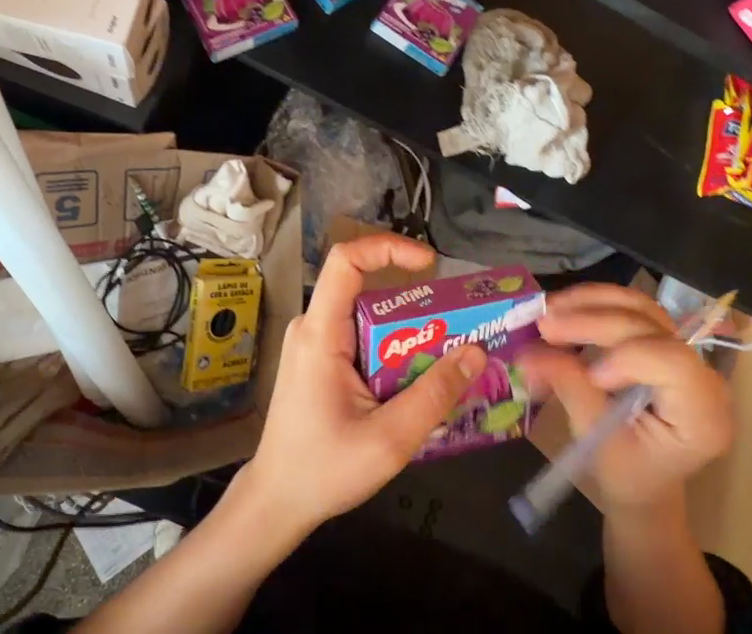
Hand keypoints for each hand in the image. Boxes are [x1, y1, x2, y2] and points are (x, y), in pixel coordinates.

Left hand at [237, 234, 483, 532]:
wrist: (276, 503)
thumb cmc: (323, 470)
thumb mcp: (389, 439)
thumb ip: (434, 395)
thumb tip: (476, 352)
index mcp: (320, 335)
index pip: (345, 261)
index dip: (387, 248)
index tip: (429, 264)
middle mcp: (313, 329)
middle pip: (367, 290)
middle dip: (416, 304)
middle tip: (458, 327)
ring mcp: (314, 346)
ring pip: (369, 318)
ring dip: (409, 332)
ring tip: (448, 358)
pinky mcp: (320, 363)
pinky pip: (363, 339)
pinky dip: (395, 351)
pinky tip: (419, 382)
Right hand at [520, 284, 732, 512]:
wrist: (643, 482)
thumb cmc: (628, 476)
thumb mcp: (598, 444)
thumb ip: (571, 391)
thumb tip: (528, 354)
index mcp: (702, 416)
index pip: (674, 363)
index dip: (629, 356)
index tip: (591, 377)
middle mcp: (704, 376)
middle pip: (651, 328)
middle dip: (594, 321)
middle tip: (544, 326)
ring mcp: (686, 353)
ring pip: (641, 307)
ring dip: (593, 302)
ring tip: (549, 309)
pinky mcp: (663, 340)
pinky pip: (633, 308)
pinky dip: (597, 303)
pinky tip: (566, 308)